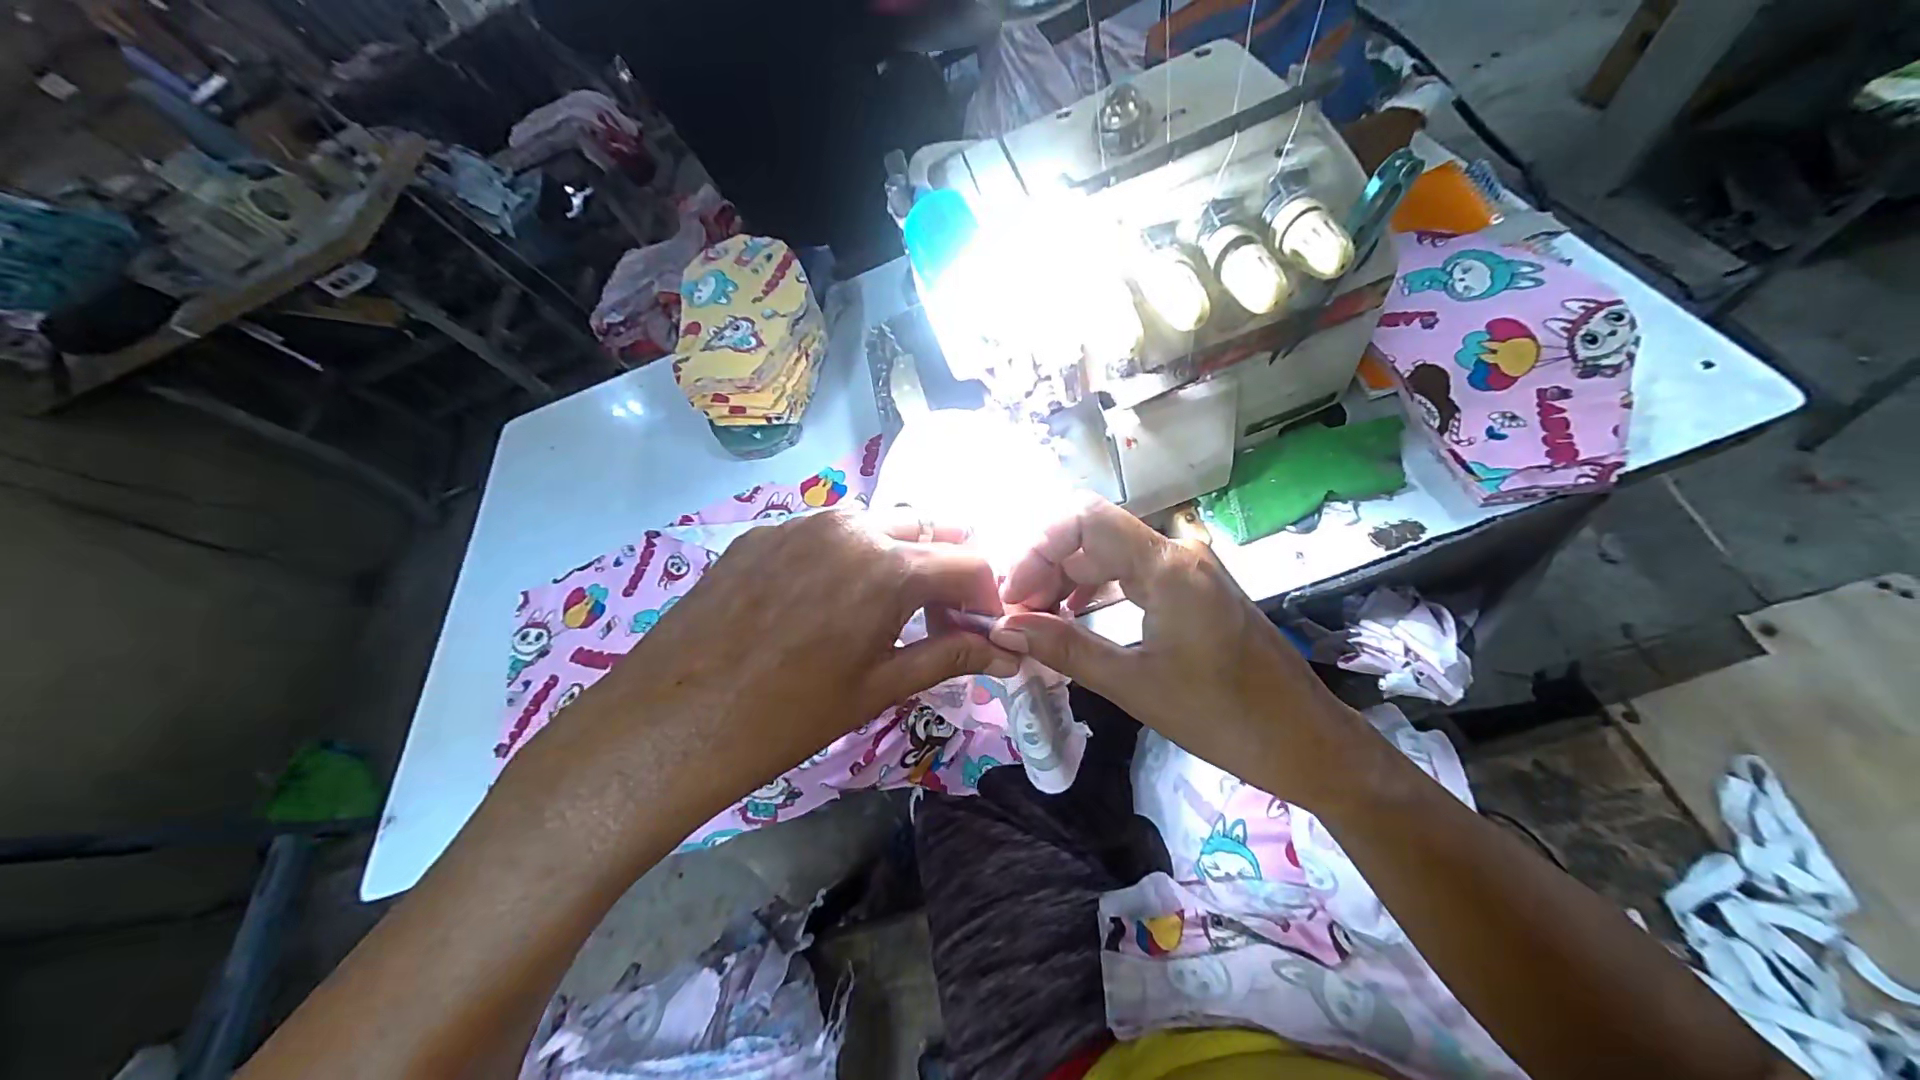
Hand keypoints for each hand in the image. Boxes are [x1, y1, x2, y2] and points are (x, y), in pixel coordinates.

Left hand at [527, 509, 1020, 806]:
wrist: (670, 722)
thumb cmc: (788, 716)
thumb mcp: (877, 688)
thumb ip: (947, 657)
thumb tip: (1006, 653)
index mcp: (888, 566)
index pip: (967, 562)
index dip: (986, 595)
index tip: (983, 628)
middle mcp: (849, 527)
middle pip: (923, 528)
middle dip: (944, 567)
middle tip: (940, 615)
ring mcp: (798, 524)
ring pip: (871, 523)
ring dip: (895, 555)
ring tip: (885, 607)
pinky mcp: (759, 534)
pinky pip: (821, 532)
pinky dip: (844, 555)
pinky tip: (824, 601)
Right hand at [991, 495, 1372, 809]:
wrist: (1308, 743)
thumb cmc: (1222, 717)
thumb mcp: (1134, 685)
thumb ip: (1065, 648)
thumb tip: (1005, 628)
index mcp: (1167, 566)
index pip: (1084, 520)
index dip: (1037, 548)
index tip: (1013, 596)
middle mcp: (1178, 554)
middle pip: (1093, 535)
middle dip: (1046, 568)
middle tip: (1016, 615)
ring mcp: (1190, 570)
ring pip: (1111, 553)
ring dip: (1068, 579)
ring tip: (1036, 620)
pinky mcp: (1195, 591)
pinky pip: (1133, 573)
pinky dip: (1096, 590)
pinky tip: (1073, 618)